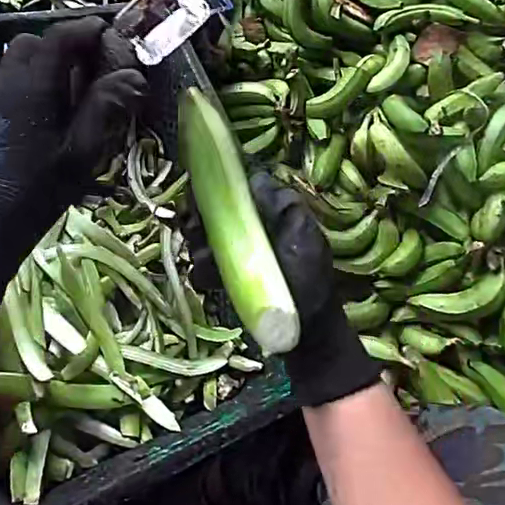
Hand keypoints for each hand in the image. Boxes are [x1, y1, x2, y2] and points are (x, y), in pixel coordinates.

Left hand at [0, 17, 145, 331]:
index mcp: (33, 83)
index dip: (87, 31)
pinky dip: (29, 81)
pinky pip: (7, 80)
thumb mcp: (82, 150)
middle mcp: (5, 80)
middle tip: (92, 67)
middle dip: (64, 46)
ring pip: (17, 60)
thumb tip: (132, 76)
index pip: (60, 36)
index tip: (109, 37)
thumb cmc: (39, 189)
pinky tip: (45, 112)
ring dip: (45, 64)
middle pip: (35, 42)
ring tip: (71, 91)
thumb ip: (104, 106)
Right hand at [196, 173, 383, 407]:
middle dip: (195, 221)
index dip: (208, 191)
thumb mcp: (303, 234)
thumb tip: (255, 177)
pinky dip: (201, 273)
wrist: (305, 328)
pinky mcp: (221, 278)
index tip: (199, 200)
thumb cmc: (310, 276)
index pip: (227, 190)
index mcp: (261, 212)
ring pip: (197, 240)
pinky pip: (199, 269)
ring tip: (209, 262)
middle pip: (204, 214)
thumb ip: (284, 205)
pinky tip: (211, 282)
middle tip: (196, 232)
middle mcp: (242, 228)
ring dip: (198, 248)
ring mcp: (229, 253)